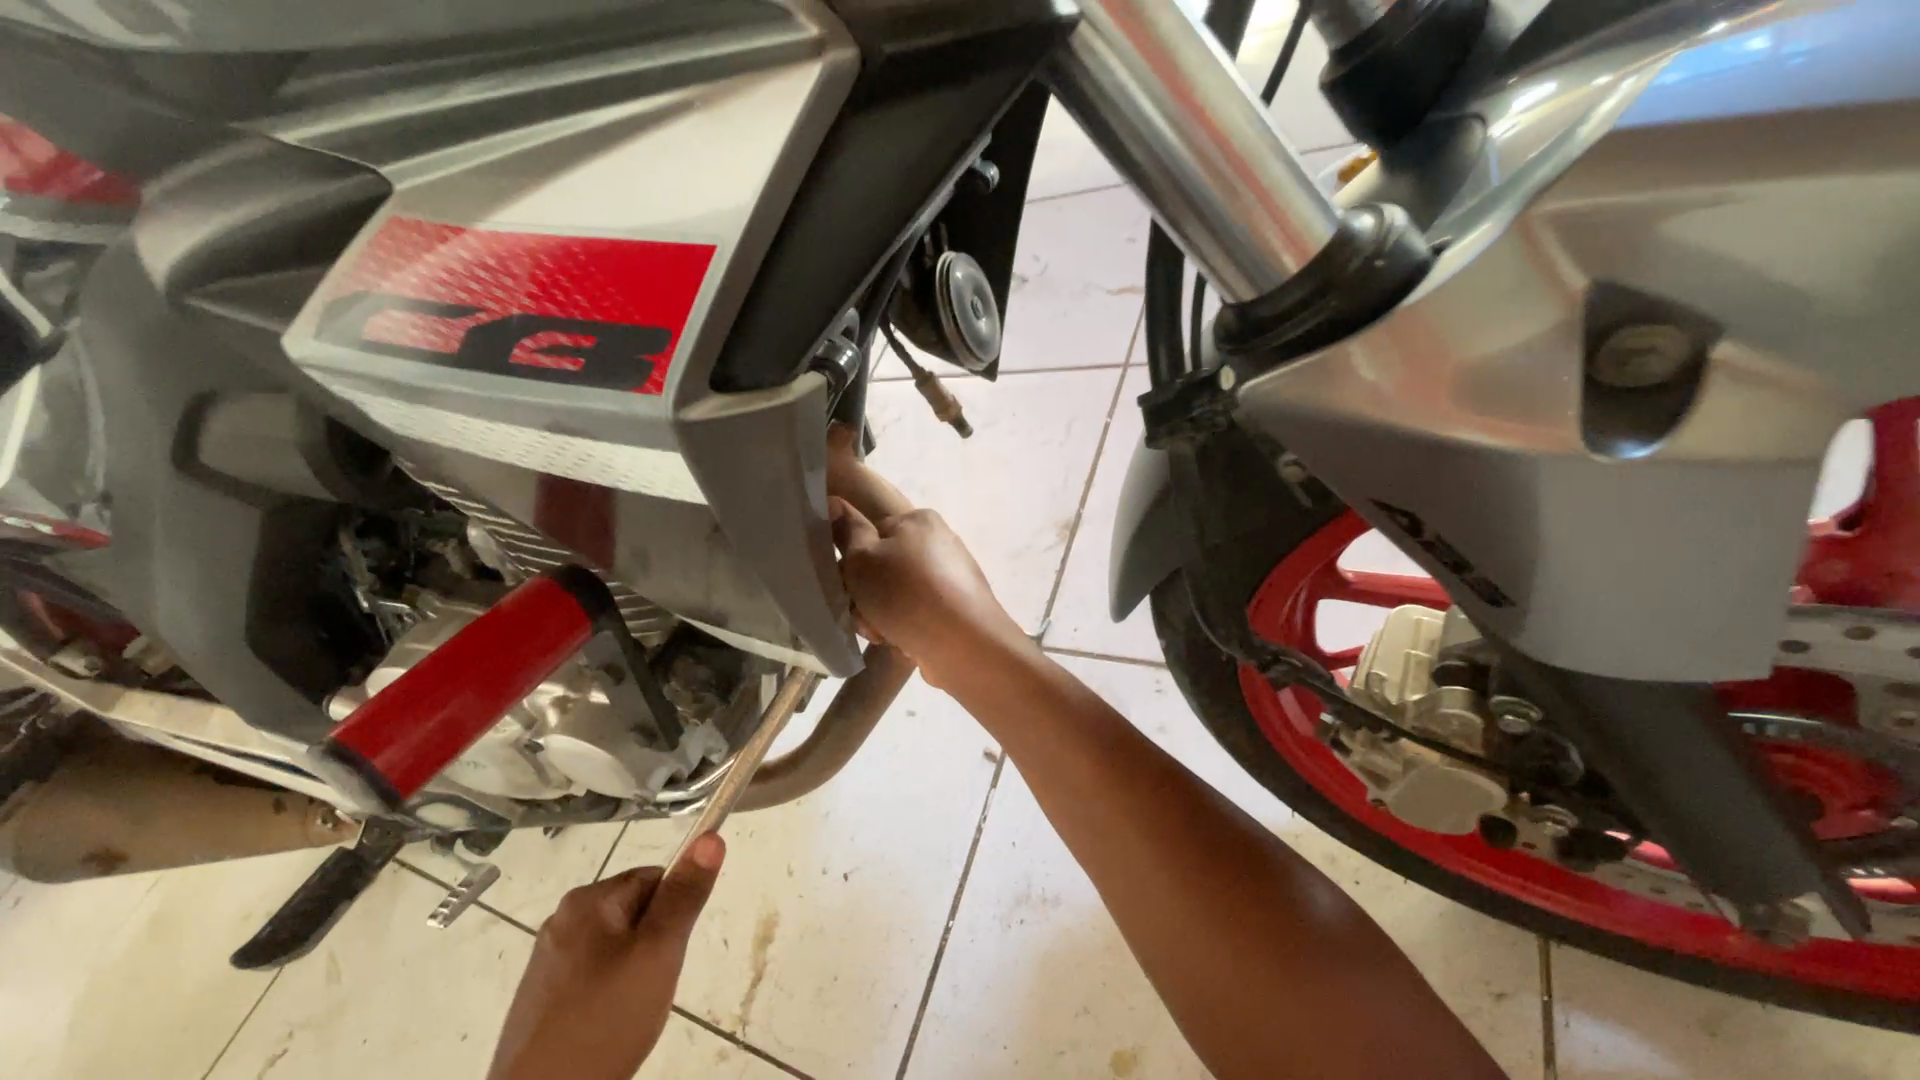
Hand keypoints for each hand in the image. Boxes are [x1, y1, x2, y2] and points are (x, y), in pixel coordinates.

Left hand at [488, 834, 725, 1079]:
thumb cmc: (606, 1019)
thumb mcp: (658, 953)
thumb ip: (685, 896)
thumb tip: (711, 836)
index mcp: (588, 900)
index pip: (654, 879)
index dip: (672, 914)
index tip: (669, 952)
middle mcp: (563, 919)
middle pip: (635, 912)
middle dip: (654, 945)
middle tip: (652, 985)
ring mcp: (548, 958)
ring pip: (617, 946)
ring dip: (634, 970)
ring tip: (632, 1009)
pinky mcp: (542, 994)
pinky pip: (594, 975)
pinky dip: (610, 993)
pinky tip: (610, 1024)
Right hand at [827, 497, 1030, 689]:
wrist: (963, 646)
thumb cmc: (906, 595)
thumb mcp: (862, 560)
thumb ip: (846, 531)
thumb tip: (834, 502)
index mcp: (919, 520)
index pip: (871, 532)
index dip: (853, 561)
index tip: (846, 585)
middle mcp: (939, 542)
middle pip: (884, 566)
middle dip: (866, 595)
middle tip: (864, 616)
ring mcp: (950, 577)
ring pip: (897, 594)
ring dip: (881, 616)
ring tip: (883, 634)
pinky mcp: (956, 607)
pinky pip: (917, 612)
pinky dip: (905, 627)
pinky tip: (902, 644)